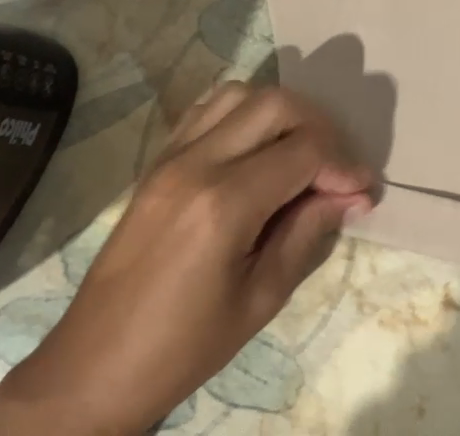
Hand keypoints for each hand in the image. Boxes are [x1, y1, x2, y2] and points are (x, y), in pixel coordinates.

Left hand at [0, 83, 373, 435]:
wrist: (95, 365)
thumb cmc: (184, 346)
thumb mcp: (260, 299)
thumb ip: (307, 233)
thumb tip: (350, 194)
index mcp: (224, 203)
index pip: (304, 149)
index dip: (344, 164)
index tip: (363, 190)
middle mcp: (196, 162)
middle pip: (276, 103)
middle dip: (320, 127)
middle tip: (337, 169)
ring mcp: (170, 155)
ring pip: (240, 93)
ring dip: (282, 113)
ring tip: (301, 155)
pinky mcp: (156, 160)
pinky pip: (206, 109)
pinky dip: (243, 113)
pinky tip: (259, 149)